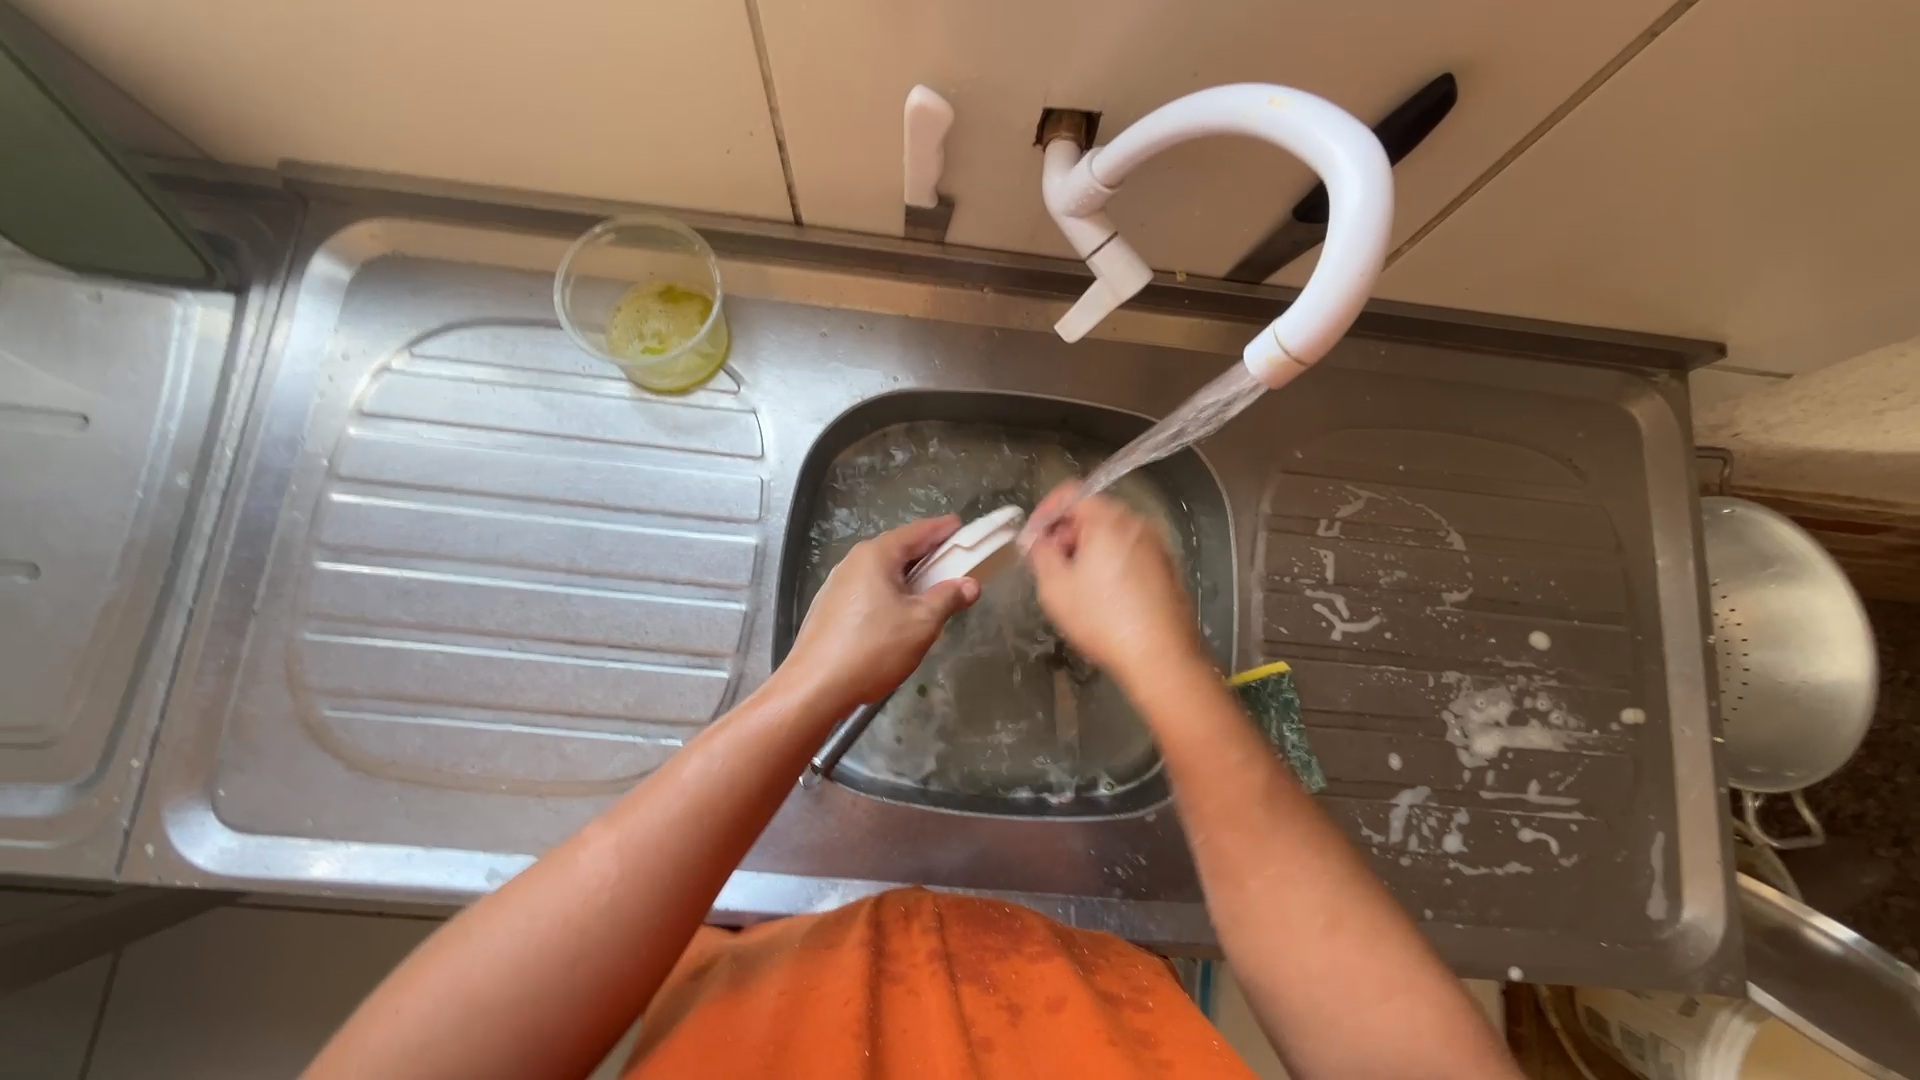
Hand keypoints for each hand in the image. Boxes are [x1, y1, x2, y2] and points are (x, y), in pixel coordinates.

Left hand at [780, 516, 979, 712]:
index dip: (943, 529)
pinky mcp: (831, 608)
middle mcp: (853, 562)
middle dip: (928, 554)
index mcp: (876, 555)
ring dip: (910, 577)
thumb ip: (948, 598)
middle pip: (899, 549)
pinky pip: (870, 589)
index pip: (917, 531)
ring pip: (883, 571)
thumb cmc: (873, 648)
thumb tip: (971, 584)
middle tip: (956, 562)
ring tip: (933, 589)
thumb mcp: (921, 623)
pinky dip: (891, 592)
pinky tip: (900, 613)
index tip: (963, 527)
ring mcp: (838, 584)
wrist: (815, 687)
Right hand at [1027, 483, 1204, 680]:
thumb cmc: (1103, 619)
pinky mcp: (1167, 568)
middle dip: (1066, 533)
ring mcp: (1157, 545)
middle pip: (1093, 512)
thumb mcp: (1054, 587)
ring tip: (1075, 582)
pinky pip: (1131, 552)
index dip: (1044, 512)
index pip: (1070, 493)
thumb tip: (1038, 540)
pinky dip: (1112, 562)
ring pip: (1113, 534)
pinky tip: (1103, 595)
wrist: (1160, 656)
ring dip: (1089, 549)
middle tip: (1050, 562)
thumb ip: (1040, 553)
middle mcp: (1137, 523)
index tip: (1032, 538)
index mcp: (1108, 519)